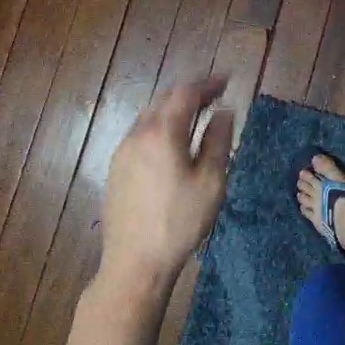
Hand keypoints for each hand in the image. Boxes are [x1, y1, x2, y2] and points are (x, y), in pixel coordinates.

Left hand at [100, 77, 233, 282]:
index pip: (185, 93)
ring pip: (150, 115)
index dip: (208, 83)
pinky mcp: (116, 169)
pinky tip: (174, 142)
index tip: (228, 81)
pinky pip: (141, 133)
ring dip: (174, 108)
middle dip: (191, 92)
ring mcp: (122, 152)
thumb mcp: (212, 182)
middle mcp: (137, 135)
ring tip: (198, 116)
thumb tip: (224, 112)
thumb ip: (219, 140)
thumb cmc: (179, 222)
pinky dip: (161, 125)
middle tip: (216, 95)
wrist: (135, 263)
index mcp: (162, 133)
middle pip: (164, 98)